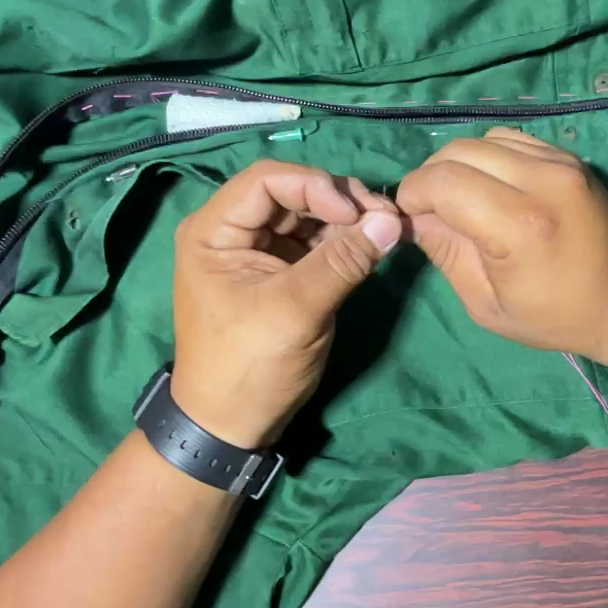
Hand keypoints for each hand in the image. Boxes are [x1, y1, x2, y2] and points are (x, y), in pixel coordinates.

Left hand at [171, 161, 402, 448]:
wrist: (232, 426)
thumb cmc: (249, 368)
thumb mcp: (295, 312)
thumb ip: (342, 263)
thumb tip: (393, 221)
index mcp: (214, 232)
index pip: (267, 181)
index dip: (314, 187)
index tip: (355, 214)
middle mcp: (233, 232)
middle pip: (291, 192)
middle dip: (338, 200)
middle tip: (384, 218)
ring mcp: (259, 251)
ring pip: (308, 215)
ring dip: (347, 219)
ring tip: (386, 229)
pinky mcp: (283, 272)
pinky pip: (316, 242)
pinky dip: (345, 240)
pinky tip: (373, 244)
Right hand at [395, 128, 607, 370]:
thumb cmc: (553, 316)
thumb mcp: (485, 303)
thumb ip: (445, 252)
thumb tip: (411, 217)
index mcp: (519, 225)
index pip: (443, 181)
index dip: (414, 194)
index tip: (410, 218)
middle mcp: (541, 181)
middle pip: (458, 152)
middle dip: (432, 178)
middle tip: (432, 211)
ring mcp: (559, 162)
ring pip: (482, 140)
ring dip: (460, 165)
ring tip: (463, 200)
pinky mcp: (568, 156)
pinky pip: (510, 140)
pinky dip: (489, 158)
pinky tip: (493, 188)